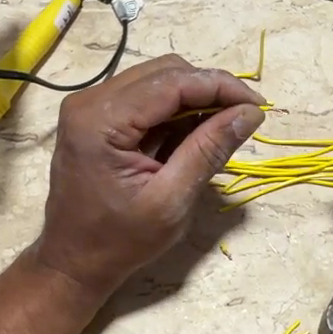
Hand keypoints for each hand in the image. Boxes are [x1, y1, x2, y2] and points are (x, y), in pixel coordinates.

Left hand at [34, 55, 264, 296]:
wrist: (74, 261)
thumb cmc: (119, 240)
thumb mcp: (171, 200)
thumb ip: (208, 151)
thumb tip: (250, 113)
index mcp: (100, 120)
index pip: (171, 82)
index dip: (220, 86)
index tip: (258, 105)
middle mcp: (90, 101)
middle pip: (164, 72)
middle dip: (209, 90)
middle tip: (243, 117)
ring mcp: (90, 106)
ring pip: (157, 81)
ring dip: (194, 99)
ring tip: (222, 128)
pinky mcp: (97, 117)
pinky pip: (146, 99)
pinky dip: (176, 111)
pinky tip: (194, 135)